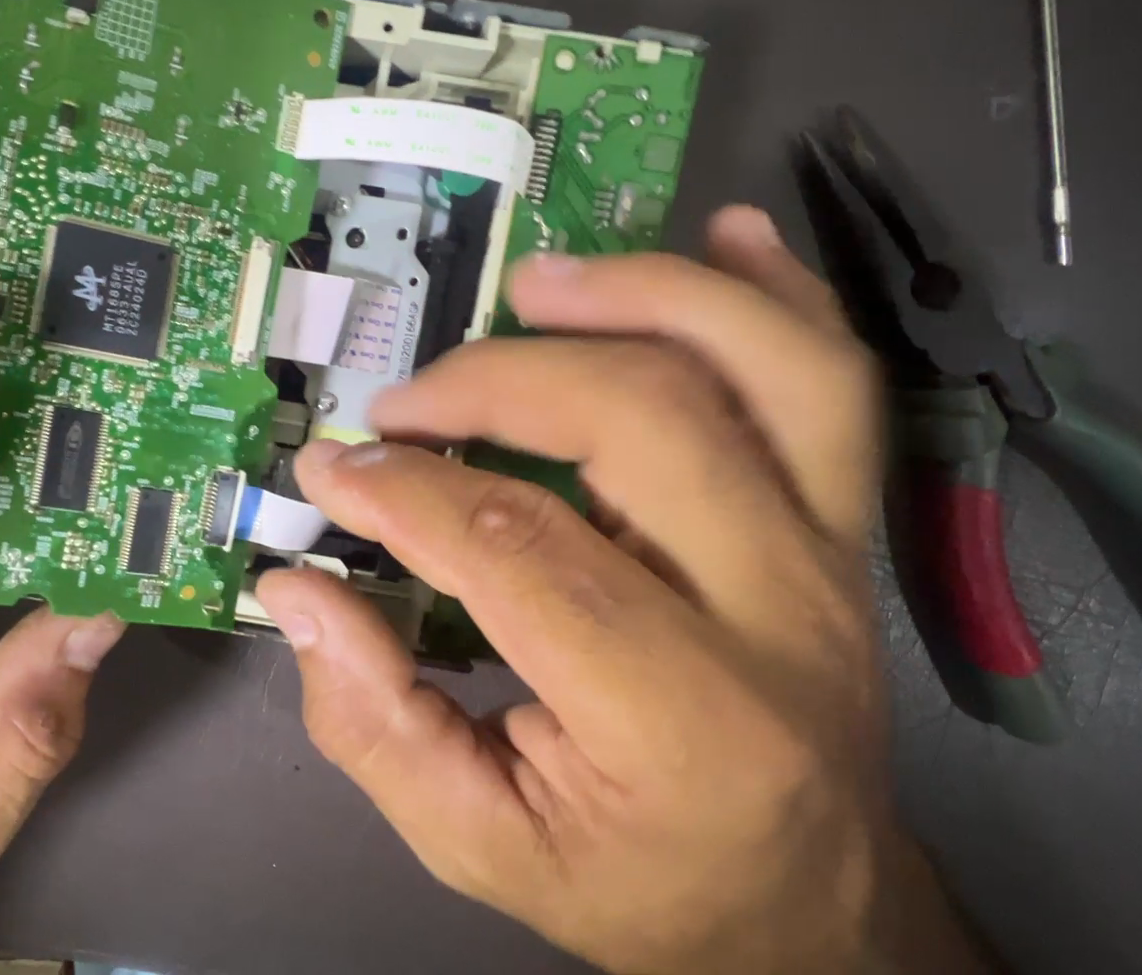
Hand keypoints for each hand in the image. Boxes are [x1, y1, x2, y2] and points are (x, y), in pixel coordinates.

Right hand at [257, 208, 995, 974]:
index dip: (408, 495)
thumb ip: (373, 723)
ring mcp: (827, 556)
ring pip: (765, 371)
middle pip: (643, 426)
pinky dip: (774, 293)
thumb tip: (298, 590)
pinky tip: (721, 234)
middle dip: (496, 386)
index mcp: (680, 720)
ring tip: (533, 283)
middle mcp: (777, 616)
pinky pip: (832, 382)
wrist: (806, 912)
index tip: (332, 469)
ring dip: (644, 297)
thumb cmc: (635, 883)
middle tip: (406, 401)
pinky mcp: (843, 527)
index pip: (525, 553)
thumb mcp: (479, 843)